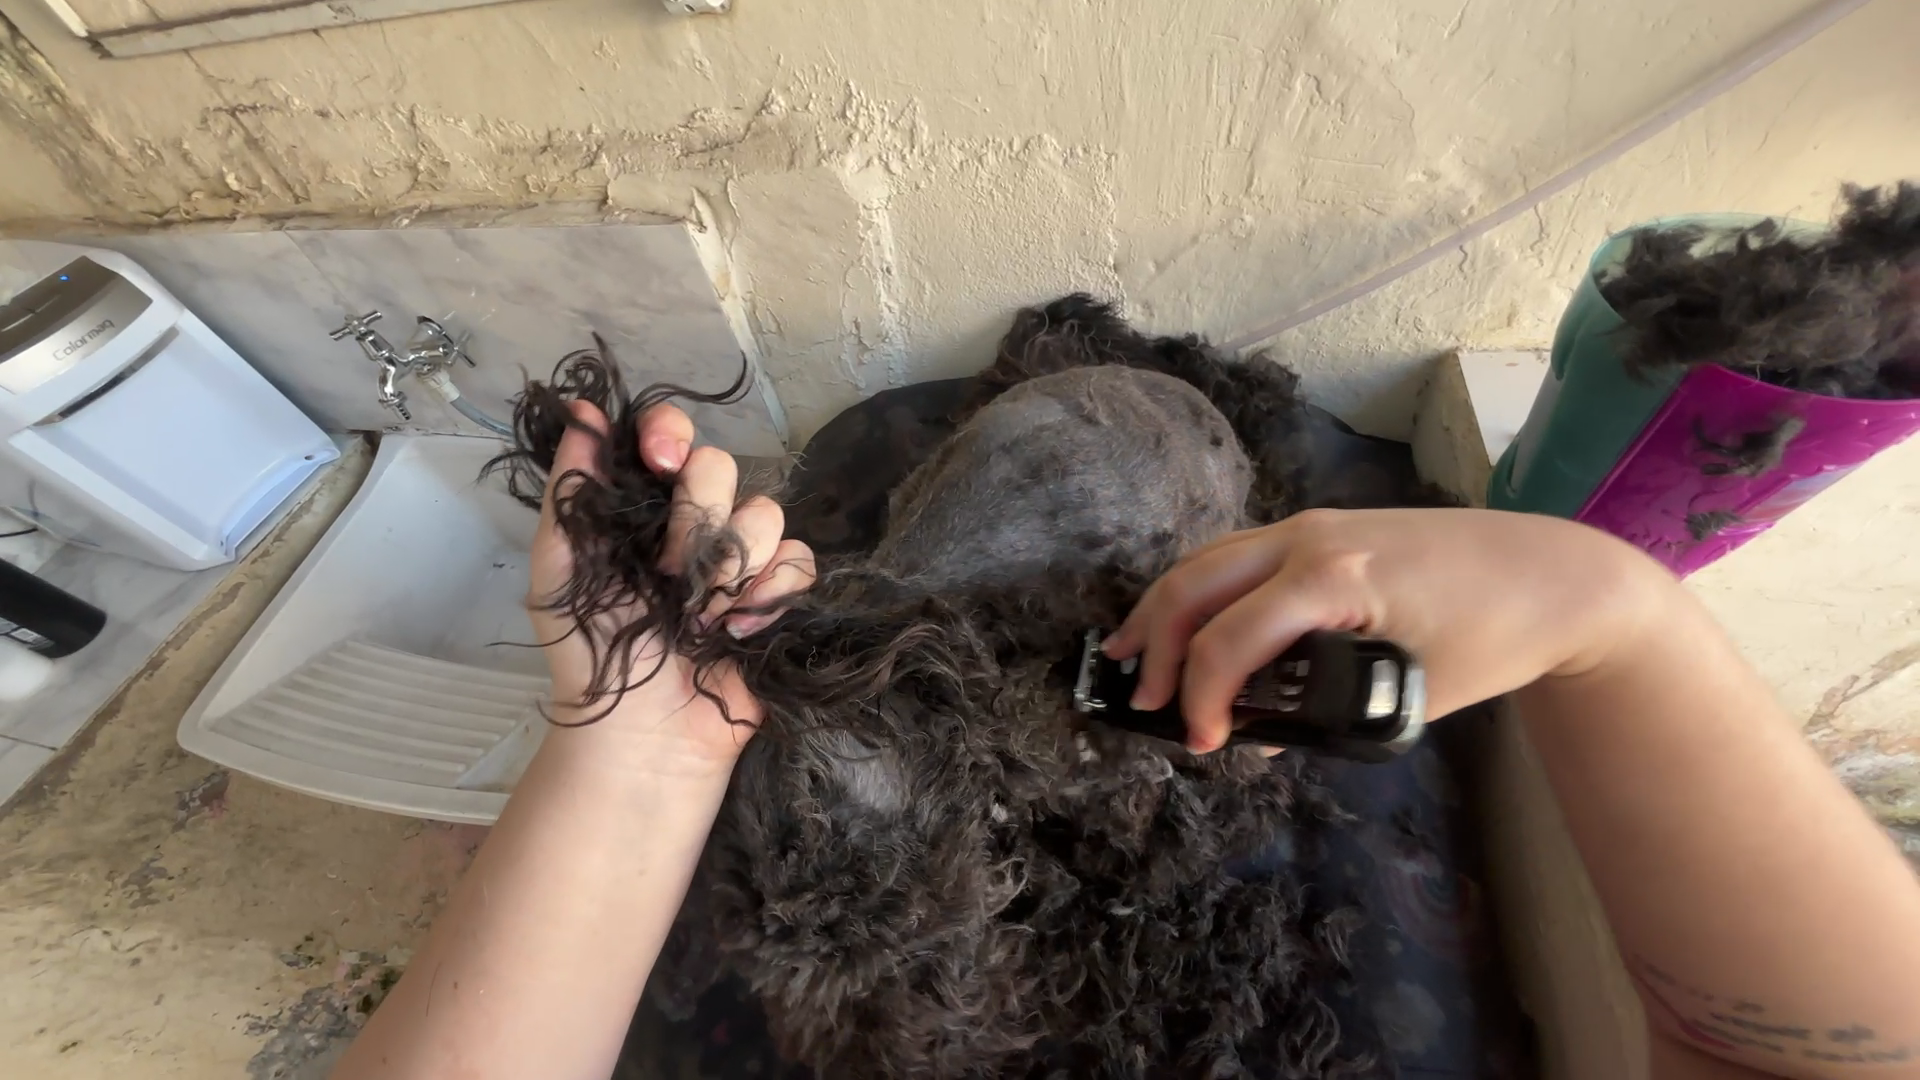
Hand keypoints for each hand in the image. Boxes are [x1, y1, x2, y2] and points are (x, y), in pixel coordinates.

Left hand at [527, 400, 815, 771]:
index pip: (671, 436)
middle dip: (697, 520)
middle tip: (669, 574)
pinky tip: (739, 629)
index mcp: (643, 509)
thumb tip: (580, 413)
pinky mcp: (780, 594)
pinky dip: (772, 594)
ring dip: (731, 569)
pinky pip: (799, 561)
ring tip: (703, 616)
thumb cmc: (594, 656)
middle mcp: (698, 523)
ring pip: (767, 515)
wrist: (647, 733)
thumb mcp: (559, 574)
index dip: (673, 432)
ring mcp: (744, 558)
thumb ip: (571, 495)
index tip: (662, 461)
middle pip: (724, 468)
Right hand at [1102, 507, 1674, 752]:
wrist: (1556, 572)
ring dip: (1161, 608)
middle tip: (1140, 696)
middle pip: (1194, 586)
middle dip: (1155, 643)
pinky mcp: (1311, 528)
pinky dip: (1194, 589)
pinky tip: (1184, 615)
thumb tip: (1256, 736)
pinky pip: (1229, 555)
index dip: (1201, 696)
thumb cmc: (1496, 637)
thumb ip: (1321, 718)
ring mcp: (1304, 526)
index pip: (1231, 639)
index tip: (1203, 741)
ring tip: (1130, 648)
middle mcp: (1303, 539)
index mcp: (1332, 579)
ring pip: (1202, 561)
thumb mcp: (1410, 697)